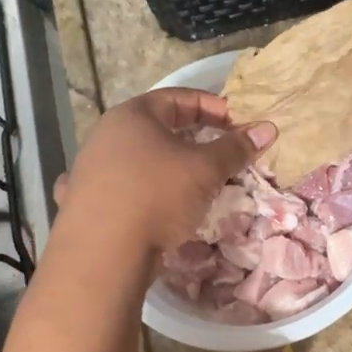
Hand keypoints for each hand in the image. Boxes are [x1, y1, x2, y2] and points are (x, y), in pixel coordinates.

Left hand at [58, 89, 275, 253]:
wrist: (103, 254)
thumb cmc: (157, 196)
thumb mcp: (205, 170)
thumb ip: (235, 148)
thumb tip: (267, 129)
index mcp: (133, 115)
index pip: (179, 98)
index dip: (214, 107)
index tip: (238, 124)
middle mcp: (106, 134)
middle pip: (157, 127)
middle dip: (192, 137)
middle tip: (220, 152)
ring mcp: (90, 169)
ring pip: (137, 157)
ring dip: (166, 164)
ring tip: (192, 182)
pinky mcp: (83, 201)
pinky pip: (120, 186)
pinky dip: (139, 190)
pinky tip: (149, 203)